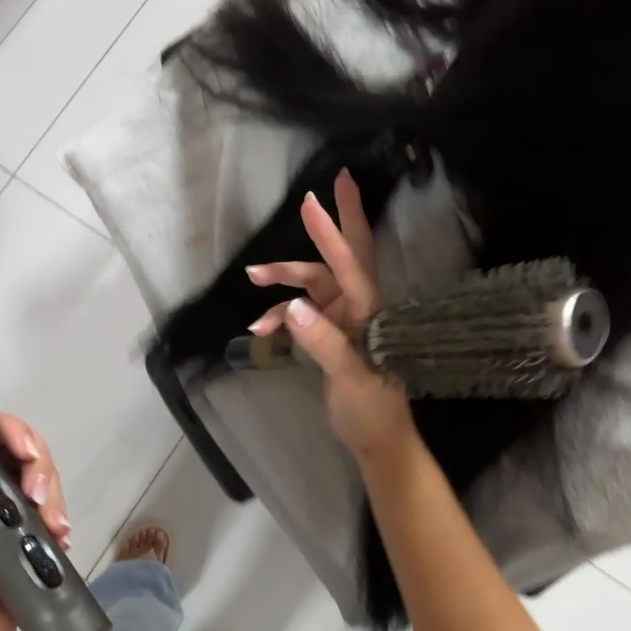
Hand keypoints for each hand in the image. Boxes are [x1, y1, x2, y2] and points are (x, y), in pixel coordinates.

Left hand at [0, 408, 71, 630]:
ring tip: (55, 528)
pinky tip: (61, 539)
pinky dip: (61, 520)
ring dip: (55, 495)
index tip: (28, 454)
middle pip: (22, 450)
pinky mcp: (29, 540)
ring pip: (42, 480)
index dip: (12, 432)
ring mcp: (6, 515)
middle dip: (40, 465)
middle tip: (40, 498)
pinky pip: (54, 514)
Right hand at [266, 180, 417, 461]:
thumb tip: (293, 308)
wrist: (377, 441)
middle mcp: (358, 308)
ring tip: (252, 277)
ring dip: (283, 281)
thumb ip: (324, 343)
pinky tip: (260, 331)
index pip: (350, 266)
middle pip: (344, 256)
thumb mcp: (351, 380)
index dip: (331, 233)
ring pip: (311, 285)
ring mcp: (343, 320)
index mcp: (370, 313)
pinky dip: (279, 316)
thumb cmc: (373, 412)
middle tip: (324, 189)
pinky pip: (300, 314)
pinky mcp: (330, 334)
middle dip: (333, 224)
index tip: (313, 202)